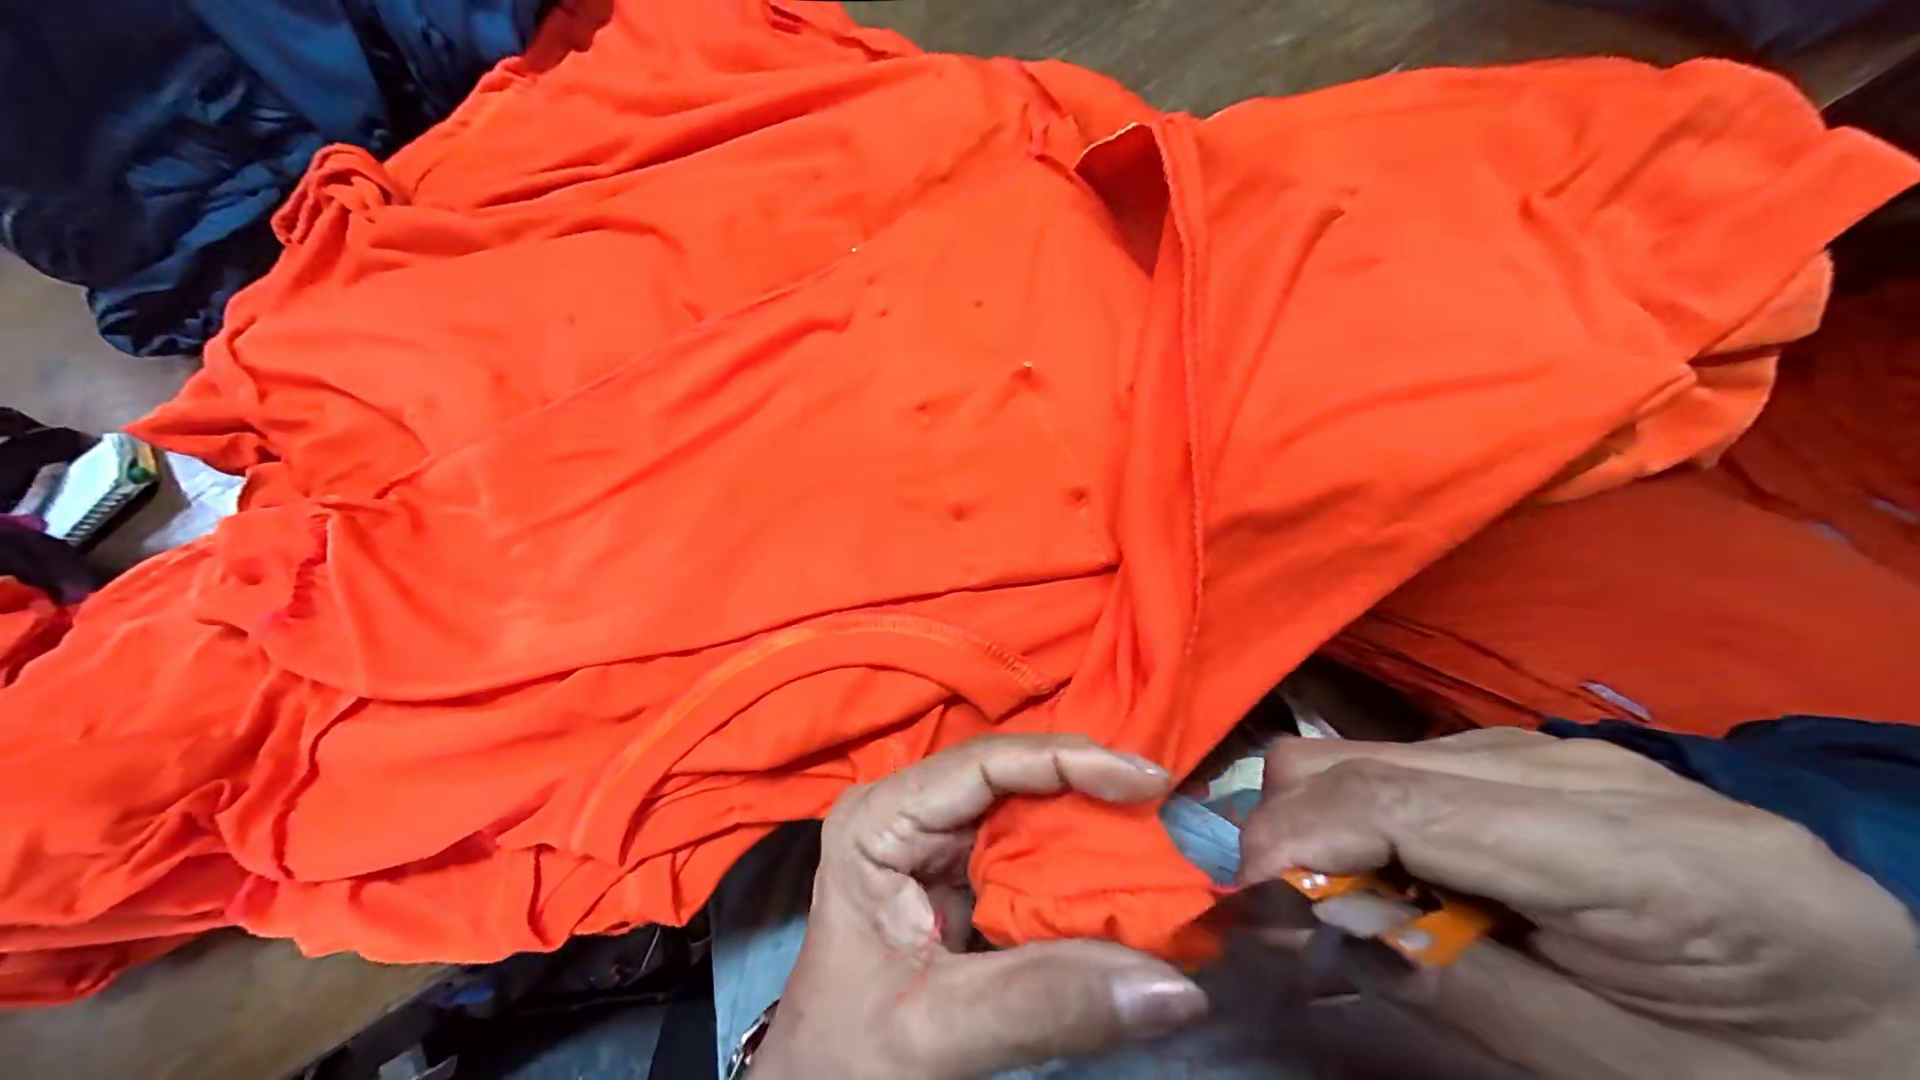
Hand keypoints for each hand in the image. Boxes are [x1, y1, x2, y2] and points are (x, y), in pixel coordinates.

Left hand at [752, 735, 1208, 1079]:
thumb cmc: (848, 1051)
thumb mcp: (936, 1030)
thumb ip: (1045, 1004)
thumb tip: (1174, 988)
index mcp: (881, 818)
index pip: (983, 763)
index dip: (1068, 761)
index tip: (1148, 779)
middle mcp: (910, 810)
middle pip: (1012, 779)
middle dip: (1092, 790)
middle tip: (1172, 811)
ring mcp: (935, 838)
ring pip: (1027, 810)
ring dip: (1093, 823)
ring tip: (1163, 835)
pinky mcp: (959, 871)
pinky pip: (1030, 851)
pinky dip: (1080, 863)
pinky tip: (1125, 871)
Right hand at [1240, 728, 1919, 1079]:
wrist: (1890, 1026)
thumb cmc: (1762, 1074)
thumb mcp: (1609, 1069)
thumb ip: (1448, 976)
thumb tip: (1316, 907)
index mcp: (1642, 856)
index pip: (1405, 803)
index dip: (1298, 834)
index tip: (1242, 889)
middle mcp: (1579, 770)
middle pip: (1364, 758)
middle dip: (1291, 825)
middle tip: (1289, 907)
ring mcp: (1551, 751)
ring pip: (1367, 753)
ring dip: (1324, 822)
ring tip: (1349, 899)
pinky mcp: (1527, 757)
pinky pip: (1403, 766)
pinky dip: (1365, 815)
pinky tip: (1401, 873)